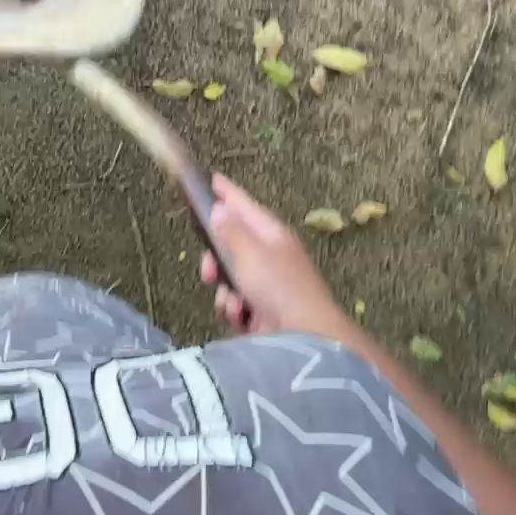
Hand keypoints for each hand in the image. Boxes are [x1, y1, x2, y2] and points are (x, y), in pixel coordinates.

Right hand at [198, 174, 351, 336]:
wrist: (306, 336)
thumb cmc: (279, 287)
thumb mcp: (249, 253)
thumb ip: (229, 231)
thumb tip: (219, 209)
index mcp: (271, 235)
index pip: (244, 206)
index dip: (228, 193)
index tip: (212, 178)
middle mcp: (269, 256)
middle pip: (230, 246)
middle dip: (215, 260)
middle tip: (209, 270)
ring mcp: (266, 285)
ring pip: (229, 278)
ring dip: (224, 291)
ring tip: (233, 302)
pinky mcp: (262, 311)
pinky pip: (235, 303)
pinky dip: (234, 310)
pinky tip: (241, 317)